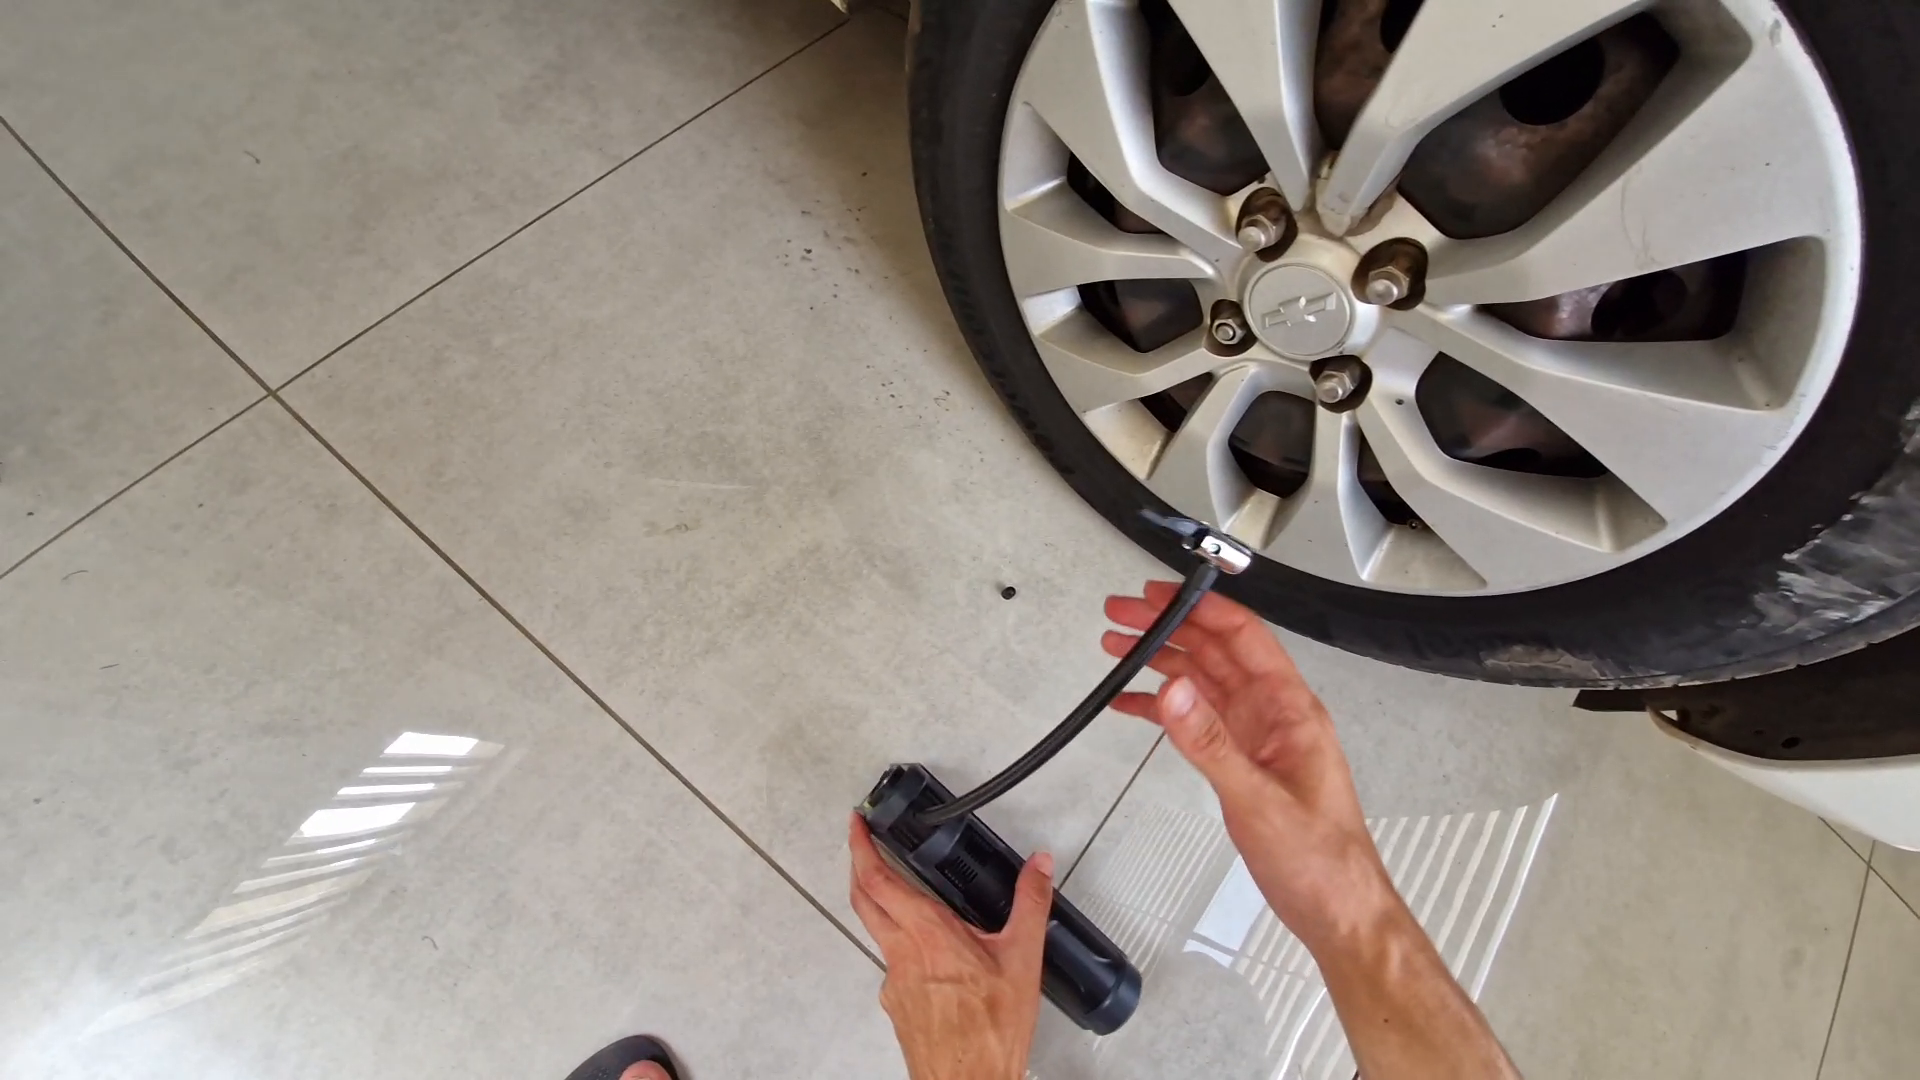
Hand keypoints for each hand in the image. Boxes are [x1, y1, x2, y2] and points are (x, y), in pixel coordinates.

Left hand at [847, 814, 1050, 1079]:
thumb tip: (1039, 865)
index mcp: (927, 933)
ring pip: (877, 930)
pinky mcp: (898, 1005)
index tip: (856, 824)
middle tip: (863, 843)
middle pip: (864, 899)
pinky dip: (902, 942)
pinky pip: (893, 962)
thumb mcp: (1023, 959)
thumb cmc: (991, 1033)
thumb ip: (1030, 903)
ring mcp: (895, 981)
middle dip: (859, 864)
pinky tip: (930, 950)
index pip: (878, 880)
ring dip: (880, 902)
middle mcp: (902, 953)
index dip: (860, 847)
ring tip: (902, 891)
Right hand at [1103, 583, 1396, 951]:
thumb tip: (1171, 688)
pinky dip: (1158, 705)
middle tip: (1120, 616)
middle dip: (1166, 628)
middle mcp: (1269, 711)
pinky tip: (1128, 702)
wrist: (1336, 912)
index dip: (1200, 608)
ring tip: (1115, 647)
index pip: (1243, 636)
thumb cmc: (1319, 858)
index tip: (1157, 595)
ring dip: (1157, 660)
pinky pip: (1191, 717)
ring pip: (1198, 679)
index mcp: (1289, 707)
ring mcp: (1251, 732)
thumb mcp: (1258, 799)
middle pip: (1212, 651)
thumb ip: (1210, 743)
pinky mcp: (1235, 756)